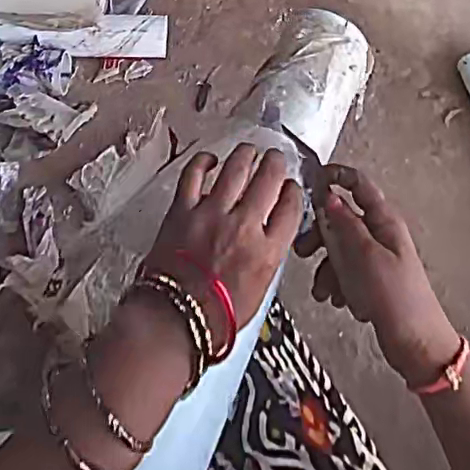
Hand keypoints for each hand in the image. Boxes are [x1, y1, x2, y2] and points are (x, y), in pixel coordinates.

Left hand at [143, 144, 304, 341]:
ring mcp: (212, 214)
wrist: (176, 319)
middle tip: (274, 158)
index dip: (294, 191)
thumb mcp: (260, 289)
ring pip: (235, 168)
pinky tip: (210, 159)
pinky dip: (203, 161)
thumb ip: (267, 255)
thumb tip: (266, 233)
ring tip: (249, 150)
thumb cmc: (216, 316)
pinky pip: (193, 174)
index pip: (291, 207)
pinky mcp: (183, 209)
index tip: (291, 187)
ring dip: (246, 154)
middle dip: (275, 163)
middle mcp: (244, 226)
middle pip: (268, 179)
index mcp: (267, 251)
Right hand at [297, 164, 458, 380]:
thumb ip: (344, 223)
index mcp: (383, 220)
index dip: (335, 176)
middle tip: (304, 248)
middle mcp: (379, 234)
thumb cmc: (397, 299)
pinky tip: (336, 297)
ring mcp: (375, 256)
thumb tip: (327, 195)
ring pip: (338, 246)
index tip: (312, 179)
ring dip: (326, 265)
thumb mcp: (365, 255)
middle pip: (340, 218)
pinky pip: (343, 270)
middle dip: (320, 233)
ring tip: (322, 286)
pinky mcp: (370, 278)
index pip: (358, 183)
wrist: (418, 347)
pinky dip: (335, 281)